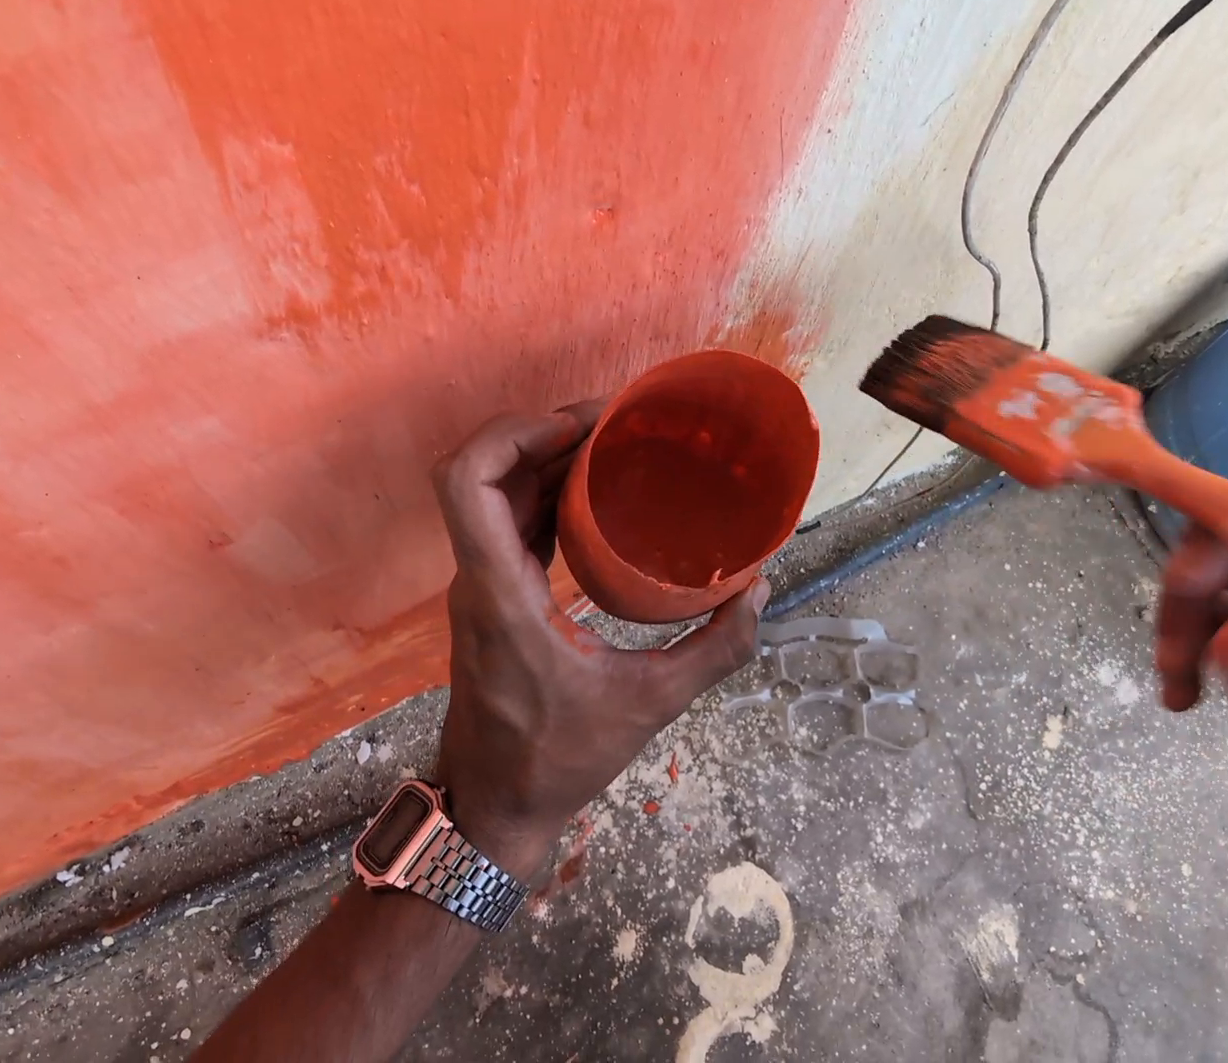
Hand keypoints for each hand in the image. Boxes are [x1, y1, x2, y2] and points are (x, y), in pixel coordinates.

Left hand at [429, 403, 767, 879]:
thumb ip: (715, 650)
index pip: (468, 484)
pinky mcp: (493, 597)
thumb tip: (760, 590)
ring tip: (610, 444)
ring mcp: (479, 586)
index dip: (512, 434)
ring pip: (492, 494)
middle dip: (540, 432)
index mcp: (501, 593)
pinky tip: (595, 494)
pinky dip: (544, 493)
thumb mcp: (652, 704)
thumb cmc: (560, 758)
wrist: (493, 805)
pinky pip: (507, 521)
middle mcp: (478, 578)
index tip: (579, 425)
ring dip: (542, 458)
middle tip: (612, 422)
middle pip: (480, 473)